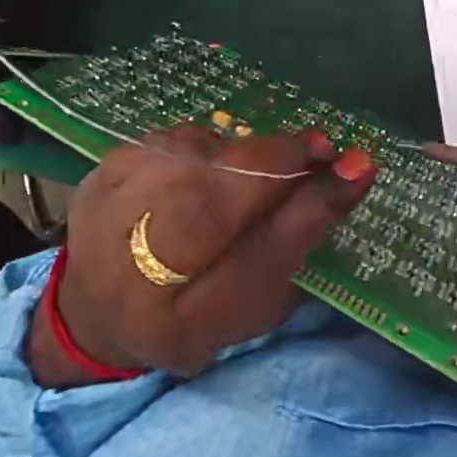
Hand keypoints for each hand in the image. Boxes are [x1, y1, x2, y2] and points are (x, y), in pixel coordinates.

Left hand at [28, 126, 376, 386]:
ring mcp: (110, 202)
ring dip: (243, 152)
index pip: (253, 259)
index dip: (309, 208)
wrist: (98, 307)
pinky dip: (209, 146)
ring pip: (197, 152)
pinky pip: (175, 138)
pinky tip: (213, 168)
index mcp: (174, 318)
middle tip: (318, 152)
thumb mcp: (246, 307)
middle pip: (218, 190)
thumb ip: (293, 246)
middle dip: (279, 160)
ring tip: (262, 168)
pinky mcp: (104, 166)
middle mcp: (129, 260)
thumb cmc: (186, 319)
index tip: (358, 167)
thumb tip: (348, 176)